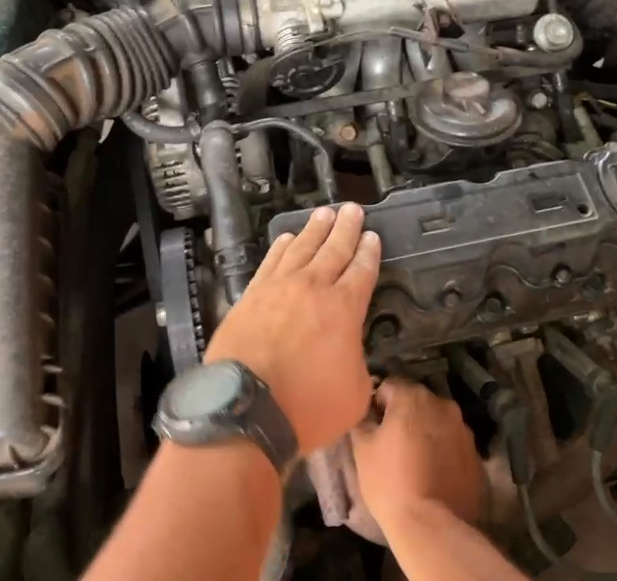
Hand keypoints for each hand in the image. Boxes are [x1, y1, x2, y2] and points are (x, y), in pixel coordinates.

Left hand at [203, 202, 381, 455]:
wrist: (244, 407)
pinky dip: (281, 247)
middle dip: (346, 228)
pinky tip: (286, 238)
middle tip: (352, 208)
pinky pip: (271, 261)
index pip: (362, 271)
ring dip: (315, 229)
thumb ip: (357, 364)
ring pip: (301, 248)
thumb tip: (350, 354)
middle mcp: (313, 288)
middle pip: (334, 249)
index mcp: (345, 309)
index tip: (372, 235)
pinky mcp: (251, 294)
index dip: (369, 252)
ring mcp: (279, 287)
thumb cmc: (306, 406)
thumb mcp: (354, 394)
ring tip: (324, 213)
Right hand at [351, 379, 483, 532]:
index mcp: (413, 396)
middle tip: (392, 445)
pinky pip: (454, 445)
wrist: (432, 526)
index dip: (378, 405)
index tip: (374, 428)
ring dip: (427, 433)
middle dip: (405, 417)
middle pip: (417, 402)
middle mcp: (443, 404)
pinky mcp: (477, 456)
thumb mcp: (362, 450)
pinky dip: (444, 452)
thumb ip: (362, 421)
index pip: (389, 386)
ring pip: (438, 422)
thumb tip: (366, 414)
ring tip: (415, 462)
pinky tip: (434, 475)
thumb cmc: (390, 482)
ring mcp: (464, 430)